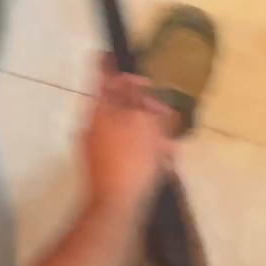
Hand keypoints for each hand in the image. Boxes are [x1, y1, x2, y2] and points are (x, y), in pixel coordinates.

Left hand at [81, 54, 178, 224]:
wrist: (116, 209)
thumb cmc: (131, 158)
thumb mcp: (142, 121)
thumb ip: (139, 99)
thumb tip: (134, 85)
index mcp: (99, 110)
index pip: (104, 77)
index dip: (115, 65)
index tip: (121, 56)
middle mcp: (94, 127)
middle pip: (120, 106)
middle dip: (145, 107)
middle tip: (166, 111)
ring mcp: (98, 150)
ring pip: (129, 130)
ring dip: (150, 131)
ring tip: (171, 143)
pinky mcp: (108, 170)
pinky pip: (130, 151)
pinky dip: (146, 151)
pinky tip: (165, 162)